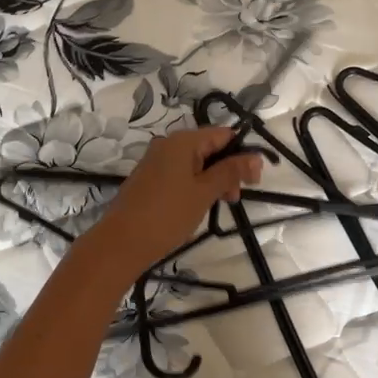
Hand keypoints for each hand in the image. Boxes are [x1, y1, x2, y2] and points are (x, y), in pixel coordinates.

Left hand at [83, 128, 262, 284]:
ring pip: (195, 163)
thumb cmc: (168, 214)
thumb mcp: (204, 192)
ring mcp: (156, 162)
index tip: (253, 181)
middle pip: (209, 148)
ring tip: (219, 205)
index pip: (222, 135)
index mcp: (182, 141)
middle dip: (227, 169)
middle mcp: (168, 145)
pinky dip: (195, 186)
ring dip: (213, 180)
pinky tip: (198, 206)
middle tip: (234, 198)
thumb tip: (256, 156)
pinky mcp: (150, 178)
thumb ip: (230, 172)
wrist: (122, 242)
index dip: (242, 154)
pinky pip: (180, 174)